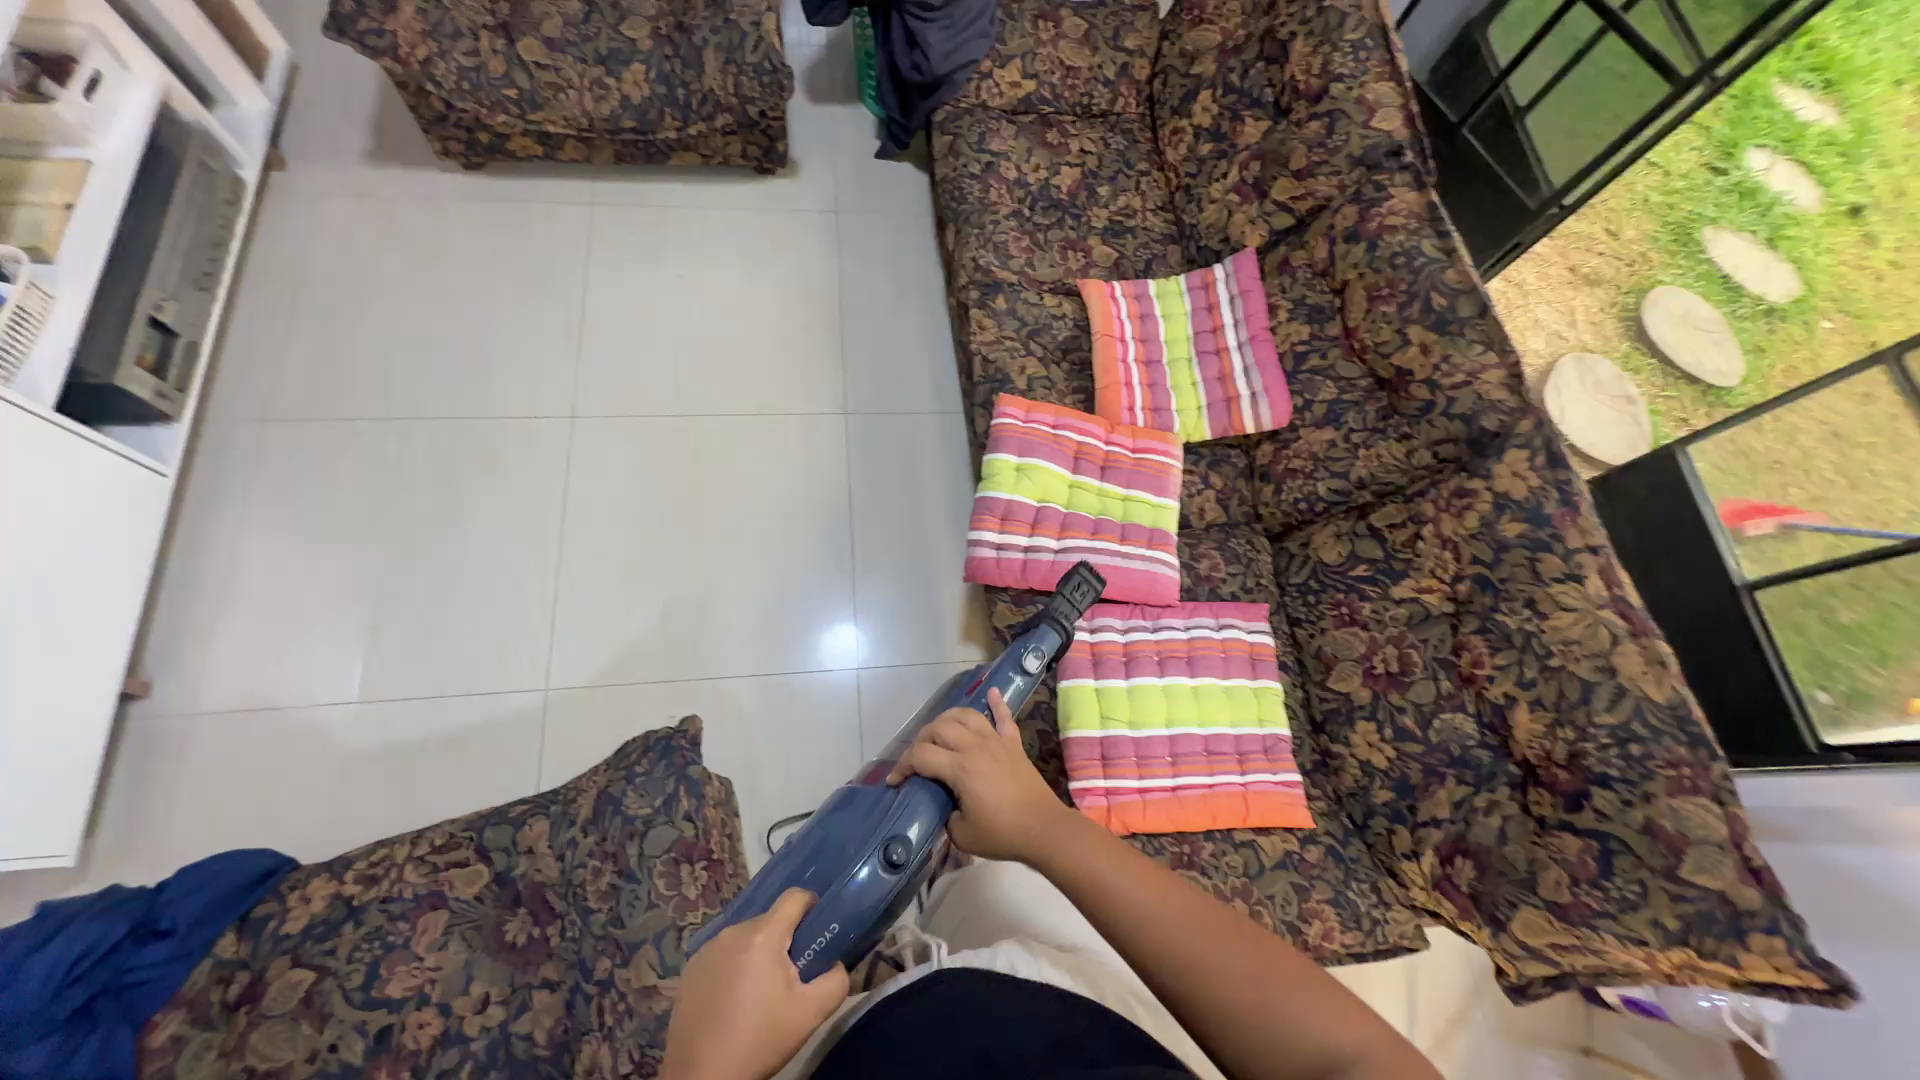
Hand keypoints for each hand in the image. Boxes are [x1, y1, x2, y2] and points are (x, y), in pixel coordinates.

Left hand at [663, 888, 849, 1079]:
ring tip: (761, 995)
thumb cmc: (759, 1040)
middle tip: (792, 979)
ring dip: (760, 954)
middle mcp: (732, 932)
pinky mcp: (690, 968)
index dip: (813, 907)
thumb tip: (835, 963)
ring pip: (747, 938)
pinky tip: (734, 1003)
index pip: (795, 896)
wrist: (701, 1078)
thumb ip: (836, 979)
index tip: (819, 934)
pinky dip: (735, 967)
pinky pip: (724, 954)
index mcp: (762, 936)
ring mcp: (706, 949)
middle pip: (771, 921)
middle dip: (787, 942)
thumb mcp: (811, 1014)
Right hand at [886, 688, 1079, 862]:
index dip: (902, 766)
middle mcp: (975, 747)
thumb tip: (946, 805)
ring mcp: (996, 742)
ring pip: (966, 715)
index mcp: (960, 768)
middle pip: (939, 727)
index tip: (896, 782)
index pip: (920, 755)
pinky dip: (996, 703)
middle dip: (921, 739)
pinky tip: (990, 692)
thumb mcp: (962, 834)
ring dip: (948, 719)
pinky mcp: (1014, 745)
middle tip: (918, 758)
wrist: (1044, 829)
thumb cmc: (1003, 834)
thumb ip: (946, 815)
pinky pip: (1004, 717)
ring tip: (939, 731)